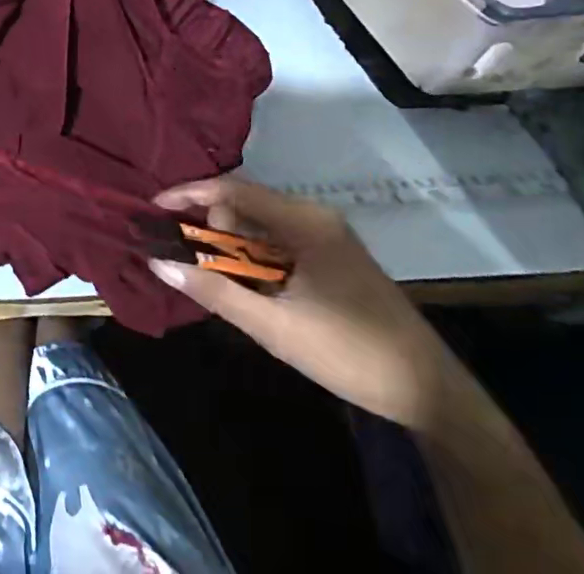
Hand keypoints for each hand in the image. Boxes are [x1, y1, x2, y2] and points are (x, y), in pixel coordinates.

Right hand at [148, 177, 464, 431]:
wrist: (430, 393)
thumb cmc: (349, 353)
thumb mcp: (273, 327)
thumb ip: (213, 290)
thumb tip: (157, 262)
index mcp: (305, 223)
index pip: (233, 189)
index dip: (188, 194)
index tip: (152, 209)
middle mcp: (314, 218)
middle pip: (244, 203)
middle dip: (206, 224)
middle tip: (179, 254)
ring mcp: (325, 236)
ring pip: (258, 223)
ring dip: (225, 242)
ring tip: (198, 268)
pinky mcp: (330, 256)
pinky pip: (275, 240)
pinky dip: (248, 254)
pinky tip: (234, 278)